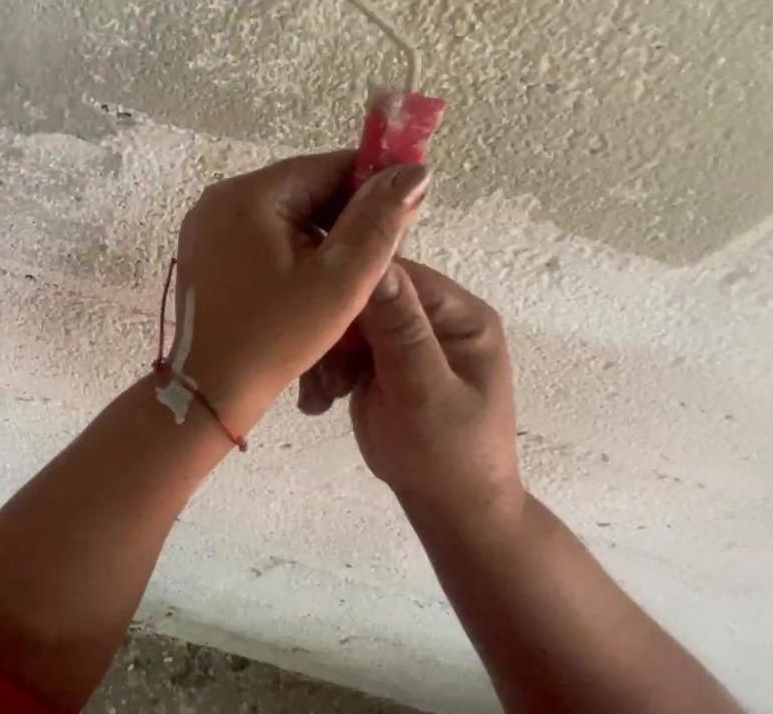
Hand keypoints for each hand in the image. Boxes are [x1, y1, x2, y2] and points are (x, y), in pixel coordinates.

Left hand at [172, 152, 429, 434]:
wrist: (210, 388)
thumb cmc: (276, 336)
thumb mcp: (339, 280)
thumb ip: (379, 222)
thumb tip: (413, 171)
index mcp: (247, 194)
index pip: (326, 167)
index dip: (372, 187)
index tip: (404, 220)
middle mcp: (219, 197)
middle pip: (303, 187)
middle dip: (346, 215)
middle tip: (380, 258)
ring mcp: (206, 223)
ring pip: (284, 211)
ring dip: (321, 234)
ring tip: (349, 274)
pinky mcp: (204, 248)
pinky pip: (260, 232)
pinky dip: (292, 247)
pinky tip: (313, 279)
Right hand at [298, 258, 521, 524]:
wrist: (448, 509)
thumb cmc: (449, 455)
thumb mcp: (424, 390)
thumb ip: (400, 328)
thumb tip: (374, 264)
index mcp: (459, 314)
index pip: (395, 272)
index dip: (352, 285)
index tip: (315, 310)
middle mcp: (432, 317)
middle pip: (362, 295)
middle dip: (332, 329)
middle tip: (313, 367)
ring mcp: (402, 338)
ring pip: (342, 320)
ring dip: (323, 356)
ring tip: (318, 394)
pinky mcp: (377, 359)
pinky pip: (337, 346)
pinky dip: (322, 371)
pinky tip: (319, 401)